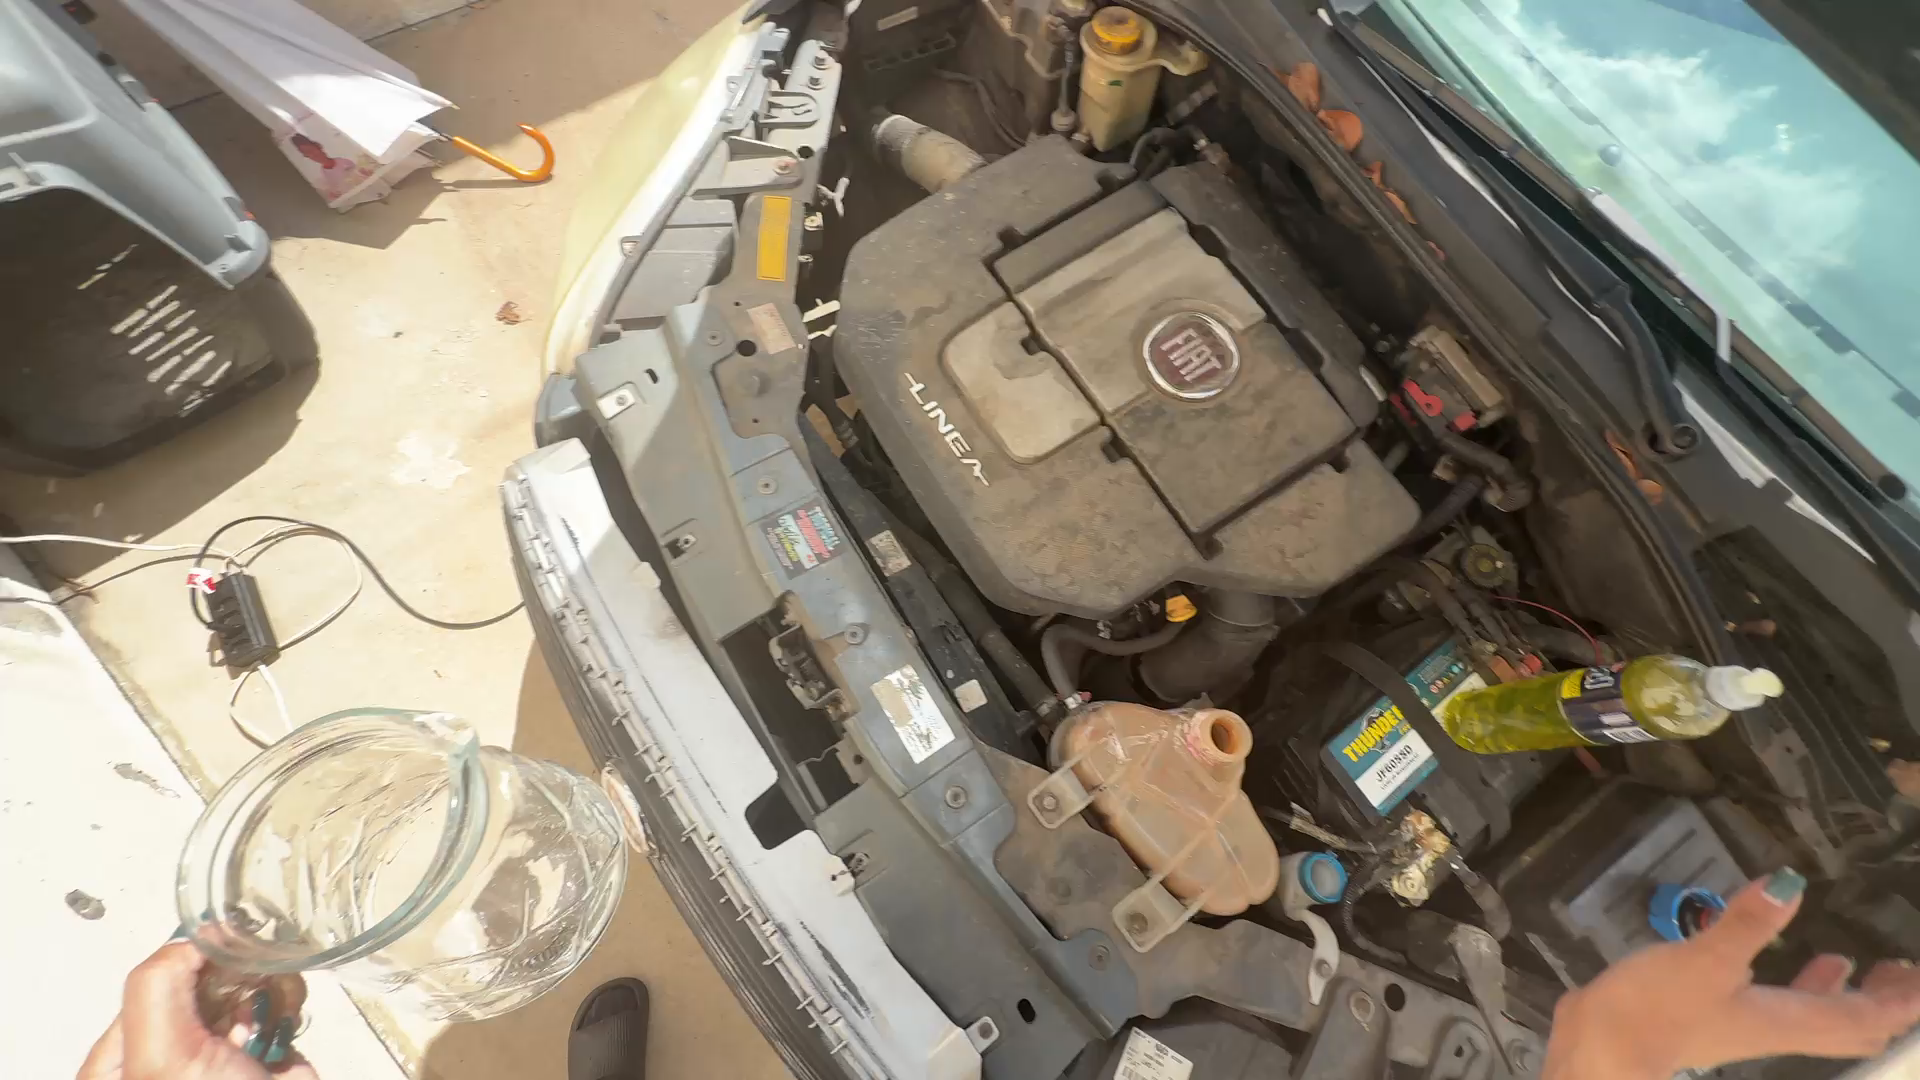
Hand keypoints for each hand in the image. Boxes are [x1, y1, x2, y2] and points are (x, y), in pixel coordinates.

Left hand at [78, 943, 315, 1079]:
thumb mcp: (163, 1055)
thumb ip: (160, 989)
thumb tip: (198, 931)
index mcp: (119, 1054)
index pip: (158, 978)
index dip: (199, 960)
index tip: (233, 959)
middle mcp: (163, 1046)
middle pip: (207, 977)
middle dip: (242, 977)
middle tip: (252, 1000)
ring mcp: (216, 1046)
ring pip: (249, 982)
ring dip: (272, 990)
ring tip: (270, 1020)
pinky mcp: (261, 1043)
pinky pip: (277, 999)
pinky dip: (288, 1001)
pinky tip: (283, 1023)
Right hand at [1543, 869, 1919, 1078]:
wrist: (1611, 1040)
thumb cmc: (1663, 1002)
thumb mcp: (1703, 959)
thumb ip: (1745, 923)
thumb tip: (1789, 884)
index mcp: (1788, 1020)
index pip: (1865, 1015)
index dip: (1899, 999)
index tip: (1917, 974)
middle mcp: (1777, 1029)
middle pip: (1848, 1025)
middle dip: (1879, 1001)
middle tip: (1895, 970)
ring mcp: (1743, 1026)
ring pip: (1810, 1018)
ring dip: (1834, 994)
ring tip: (1839, 962)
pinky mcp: (1711, 1018)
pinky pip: (1772, 1008)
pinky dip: (1783, 988)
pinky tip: (1754, 966)